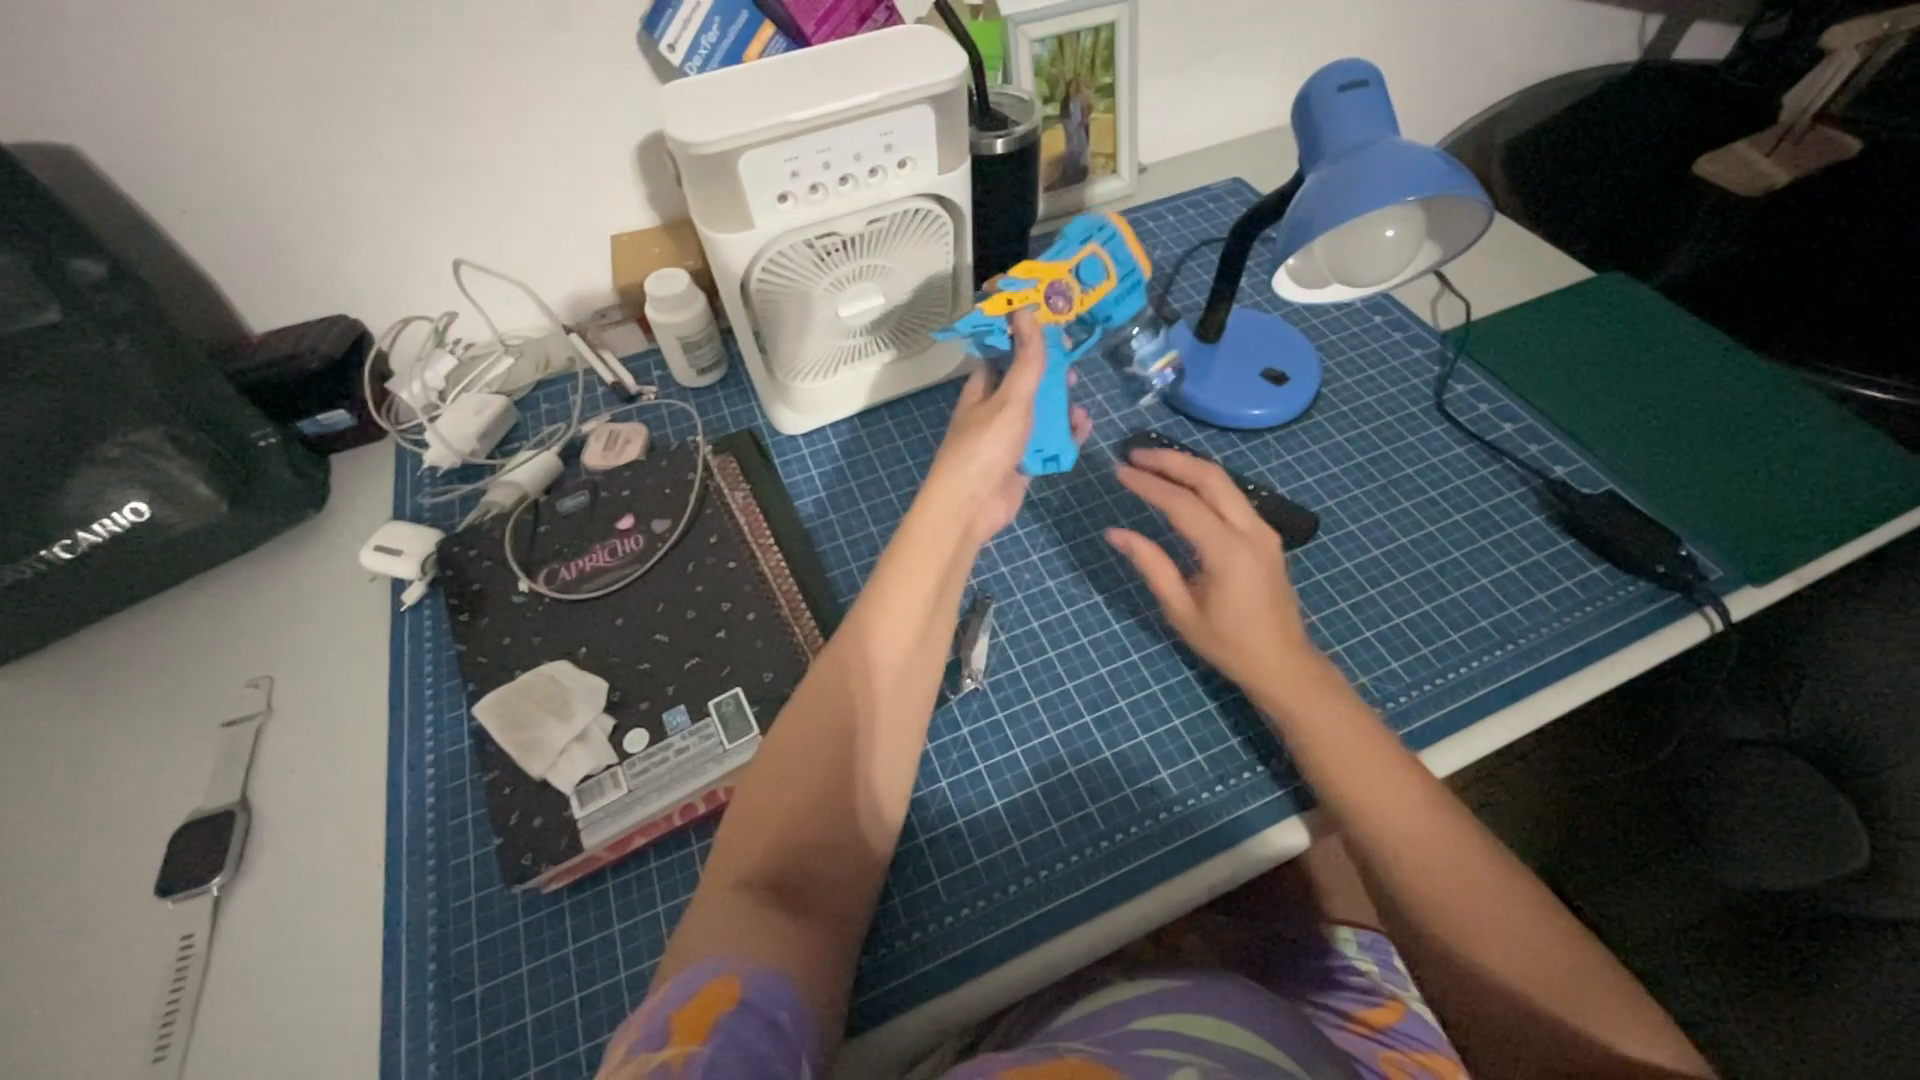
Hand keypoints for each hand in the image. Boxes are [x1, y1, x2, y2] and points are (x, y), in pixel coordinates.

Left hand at [924, 308, 1090, 547]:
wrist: (971, 506)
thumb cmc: (985, 446)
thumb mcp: (1010, 398)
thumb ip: (1026, 359)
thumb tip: (1026, 309)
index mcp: (983, 388)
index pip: (1005, 353)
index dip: (1029, 339)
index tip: (1057, 331)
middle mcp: (995, 409)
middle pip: (1029, 385)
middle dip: (1053, 379)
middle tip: (1075, 374)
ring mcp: (1009, 438)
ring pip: (1042, 415)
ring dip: (1063, 411)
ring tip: (1080, 410)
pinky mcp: (1022, 463)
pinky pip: (1048, 444)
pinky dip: (1065, 438)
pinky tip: (1081, 432)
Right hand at [1107, 448, 1319, 687]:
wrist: (1283, 663)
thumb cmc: (1228, 644)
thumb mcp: (1180, 610)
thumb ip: (1151, 565)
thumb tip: (1116, 533)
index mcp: (1228, 551)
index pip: (1182, 503)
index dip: (1148, 484)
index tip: (1119, 472)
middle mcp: (1250, 531)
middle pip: (1209, 477)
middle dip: (1170, 461)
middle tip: (1134, 454)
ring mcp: (1263, 530)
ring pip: (1224, 482)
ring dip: (1187, 467)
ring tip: (1152, 463)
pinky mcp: (1265, 536)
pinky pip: (1232, 496)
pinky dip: (1204, 483)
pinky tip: (1182, 485)